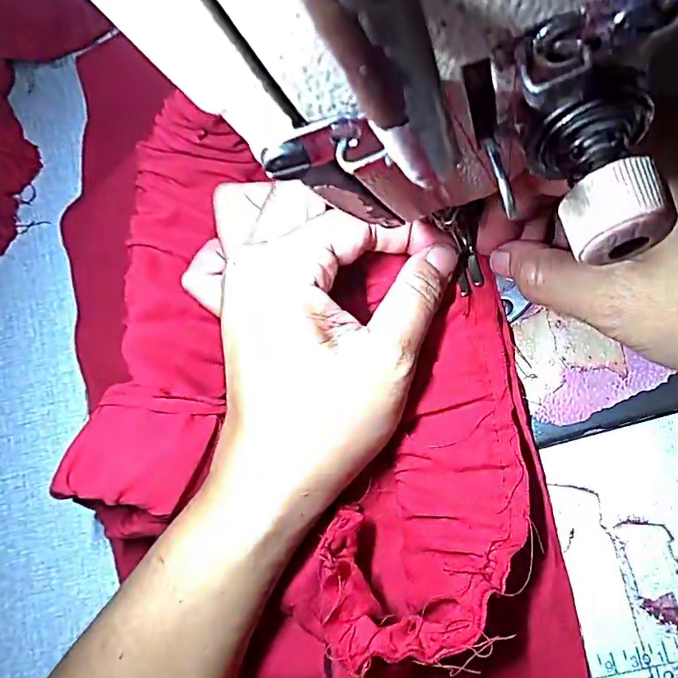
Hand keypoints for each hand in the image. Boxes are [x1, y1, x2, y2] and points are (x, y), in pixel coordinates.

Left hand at [182, 182, 458, 526]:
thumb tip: (441, 252)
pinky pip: (240, 246)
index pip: (355, 216)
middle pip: (310, 197)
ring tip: (359, 240)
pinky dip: (269, 236)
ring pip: (270, 207)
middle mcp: (249, 263)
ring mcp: (236, 282)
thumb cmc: (322, 432)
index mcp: (281, 267)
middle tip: (408, 245)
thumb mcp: (389, 359)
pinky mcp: (236, 304)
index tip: (438, 251)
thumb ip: (418, 292)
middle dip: (367, 211)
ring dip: (317, 211)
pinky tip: (299, 255)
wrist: (272, 480)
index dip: (406, 229)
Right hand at [488, 99, 677, 403]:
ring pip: (602, 168)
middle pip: (575, 153)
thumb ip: (547, 276)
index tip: (490, 243)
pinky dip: (601, 214)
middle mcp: (677, 123)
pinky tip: (588, 256)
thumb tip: (501, 257)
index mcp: (654, 138)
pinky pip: (634, 181)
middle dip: (534, 206)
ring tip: (547, 266)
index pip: (550, 149)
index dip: (507, 195)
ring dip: (565, 214)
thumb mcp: (618, 301)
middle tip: (513, 259)